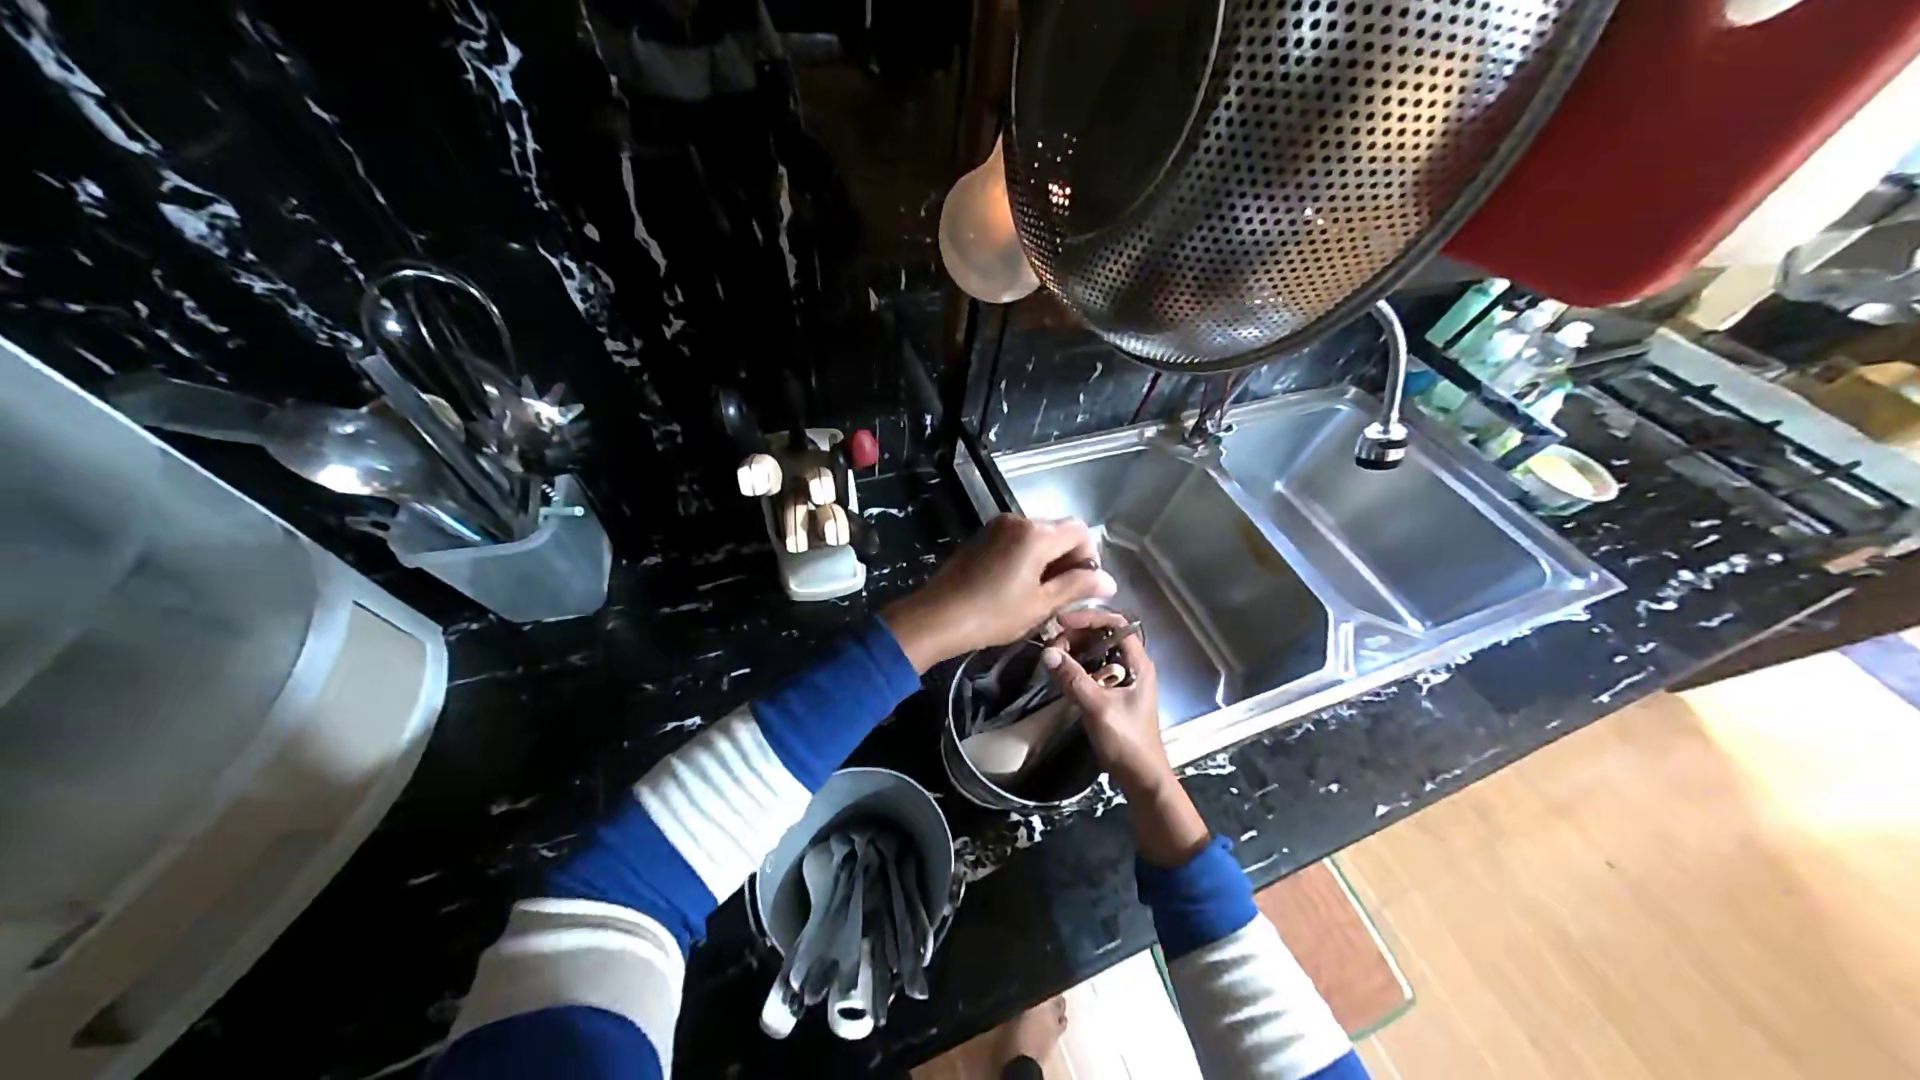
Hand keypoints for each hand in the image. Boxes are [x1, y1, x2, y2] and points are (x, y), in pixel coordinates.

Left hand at [881, 515, 1116, 671]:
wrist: (937, 617)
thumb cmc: (993, 614)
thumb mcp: (1041, 604)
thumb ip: (1077, 587)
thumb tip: (1108, 581)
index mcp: (1037, 533)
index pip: (1081, 531)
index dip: (1089, 558)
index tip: (1084, 587)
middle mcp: (1018, 520)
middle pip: (1059, 530)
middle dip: (1069, 559)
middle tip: (1064, 595)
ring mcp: (997, 527)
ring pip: (1037, 536)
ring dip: (1048, 559)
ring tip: (1041, 595)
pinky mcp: (982, 538)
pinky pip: (1016, 540)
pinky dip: (1027, 558)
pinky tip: (1018, 587)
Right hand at [1042, 611, 1209, 867]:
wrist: (1142, 778)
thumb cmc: (1127, 741)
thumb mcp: (1098, 707)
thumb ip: (1074, 679)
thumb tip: (1047, 652)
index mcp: (1139, 663)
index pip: (1116, 623)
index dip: (1089, 617)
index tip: (1061, 622)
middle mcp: (1133, 666)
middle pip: (1105, 635)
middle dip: (1078, 634)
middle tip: (1053, 643)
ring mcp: (1123, 680)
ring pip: (1098, 651)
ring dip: (1076, 649)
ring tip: (1053, 655)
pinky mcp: (1113, 693)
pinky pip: (1094, 668)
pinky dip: (1077, 665)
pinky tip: (1061, 671)